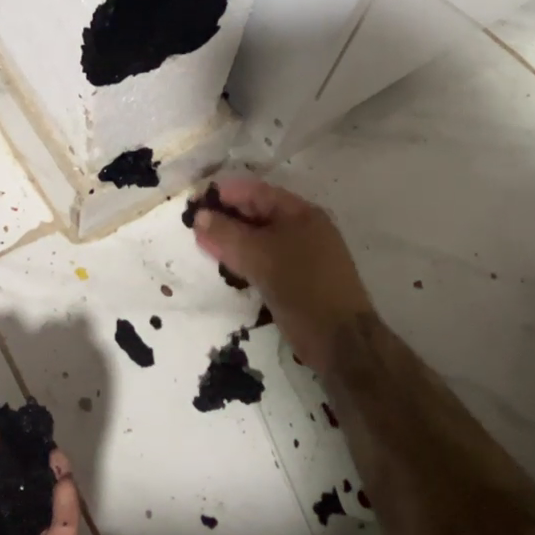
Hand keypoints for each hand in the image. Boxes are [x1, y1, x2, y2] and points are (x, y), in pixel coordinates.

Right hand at [192, 176, 372, 374]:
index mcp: (300, 213)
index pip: (254, 192)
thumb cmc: (302, 287)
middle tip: (194, 227)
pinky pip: (265, 259)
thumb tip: (198, 216)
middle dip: (225, 218)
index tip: (193, 203)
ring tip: (204, 246)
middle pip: (256, 213)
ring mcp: (302, 254)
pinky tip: (225, 266)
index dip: (223, 194)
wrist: (341, 342)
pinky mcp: (297, 279)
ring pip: (259, 239)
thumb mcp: (259, 256)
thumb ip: (225, 234)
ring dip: (232, 240)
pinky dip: (244, 259)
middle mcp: (303, 228)